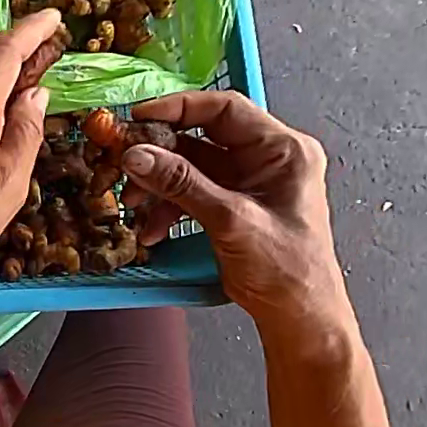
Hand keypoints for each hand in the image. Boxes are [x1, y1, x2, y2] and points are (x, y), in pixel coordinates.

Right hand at [121, 91, 349, 334]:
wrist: (299, 318)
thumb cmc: (286, 270)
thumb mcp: (230, 220)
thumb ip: (182, 184)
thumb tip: (137, 155)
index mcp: (283, 149)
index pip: (225, 109)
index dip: (178, 107)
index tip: (138, 116)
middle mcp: (268, 159)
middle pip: (204, 138)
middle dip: (162, 154)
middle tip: (126, 163)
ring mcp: (250, 184)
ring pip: (193, 168)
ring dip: (160, 185)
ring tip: (133, 203)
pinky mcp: (235, 207)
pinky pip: (194, 194)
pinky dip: (171, 208)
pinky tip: (152, 229)